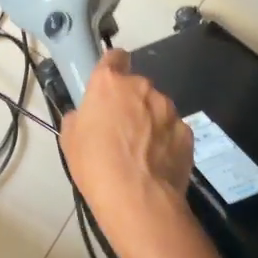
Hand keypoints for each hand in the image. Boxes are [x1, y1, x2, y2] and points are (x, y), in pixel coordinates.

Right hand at [61, 50, 191, 214]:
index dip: (113, 66)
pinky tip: (159, 163)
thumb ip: (80, 117)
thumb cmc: (95, 165)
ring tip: (144, 150)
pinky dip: (167, 141)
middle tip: (123, 127)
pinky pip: (173, 130)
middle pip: (137, 86)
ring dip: (151, 120)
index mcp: (109, 82)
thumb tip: (87, 116)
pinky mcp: (187, 133)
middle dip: (132, 101)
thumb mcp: (70, 138)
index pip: (115, 57)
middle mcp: (142, 87)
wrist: (138, 200)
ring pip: (158, 108)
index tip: (111, 83)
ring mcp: (168, 110)